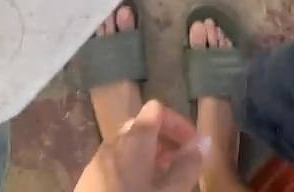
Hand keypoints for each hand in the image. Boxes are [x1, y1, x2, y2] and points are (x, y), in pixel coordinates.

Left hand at [73, 99, 209, 191]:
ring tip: (164, 183)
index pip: (156, 109)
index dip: (178, 122)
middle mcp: (113, 143)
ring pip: (127, 147)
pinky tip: (140, 191)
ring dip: (149, 157)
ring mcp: (97, 162)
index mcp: (133, 140)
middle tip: (182, 166)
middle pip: (141, 127)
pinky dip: (132, 169)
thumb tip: (205, 140)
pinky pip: (114, 164)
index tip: (194, 145)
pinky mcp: (88, 182)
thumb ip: (187, 166)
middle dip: (165, 141)